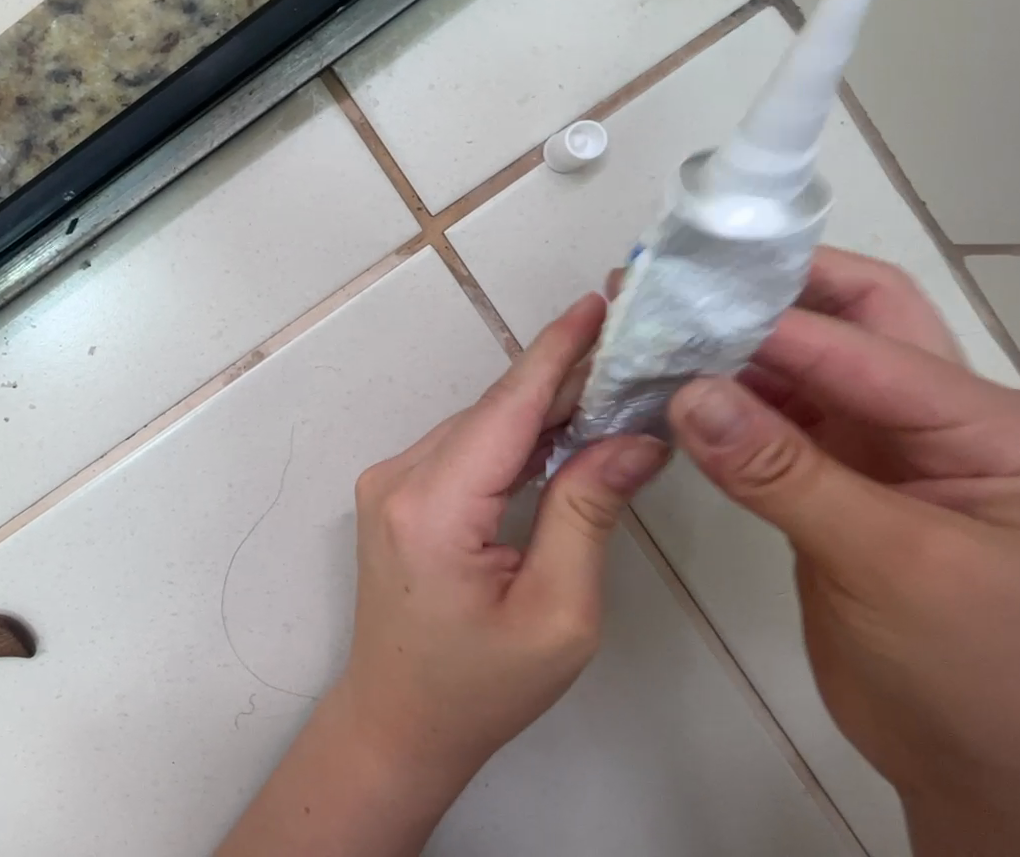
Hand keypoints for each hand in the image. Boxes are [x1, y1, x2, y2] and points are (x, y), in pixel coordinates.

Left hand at [219, 294, 668, 856]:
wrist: (398, 716)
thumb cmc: (482, 685)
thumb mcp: (557, 613)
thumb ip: (587, 514)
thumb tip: (632, 438)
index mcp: (432, 505)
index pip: (505, 410)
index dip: (556, 353)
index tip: (598, 304)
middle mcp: (398, 478)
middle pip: (490, 413)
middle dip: (560, 380)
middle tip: (632, 348)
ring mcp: (388, 483)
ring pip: (475, 428)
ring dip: (538, 409)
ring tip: (611, 385)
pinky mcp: (393, 495)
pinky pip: (460, 450)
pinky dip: (510, 438)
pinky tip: (559, 433)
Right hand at [666, 248, 1019, 855]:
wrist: (1003, 782)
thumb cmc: (995, 678)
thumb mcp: (896, 566)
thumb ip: (785, 472)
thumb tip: (685, 391)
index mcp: (1002, 429)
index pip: (863, 345)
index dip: (763, 318)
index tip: (669, 296)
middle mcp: (946, 425)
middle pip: (853, 326)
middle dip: (763, 297)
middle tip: (672, 282)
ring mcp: (889, 457)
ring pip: (802, 376)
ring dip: (728, 354)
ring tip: (648, 333)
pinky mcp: (840, 491)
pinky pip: (775, 430)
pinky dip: (720, 410)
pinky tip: (667, 397)